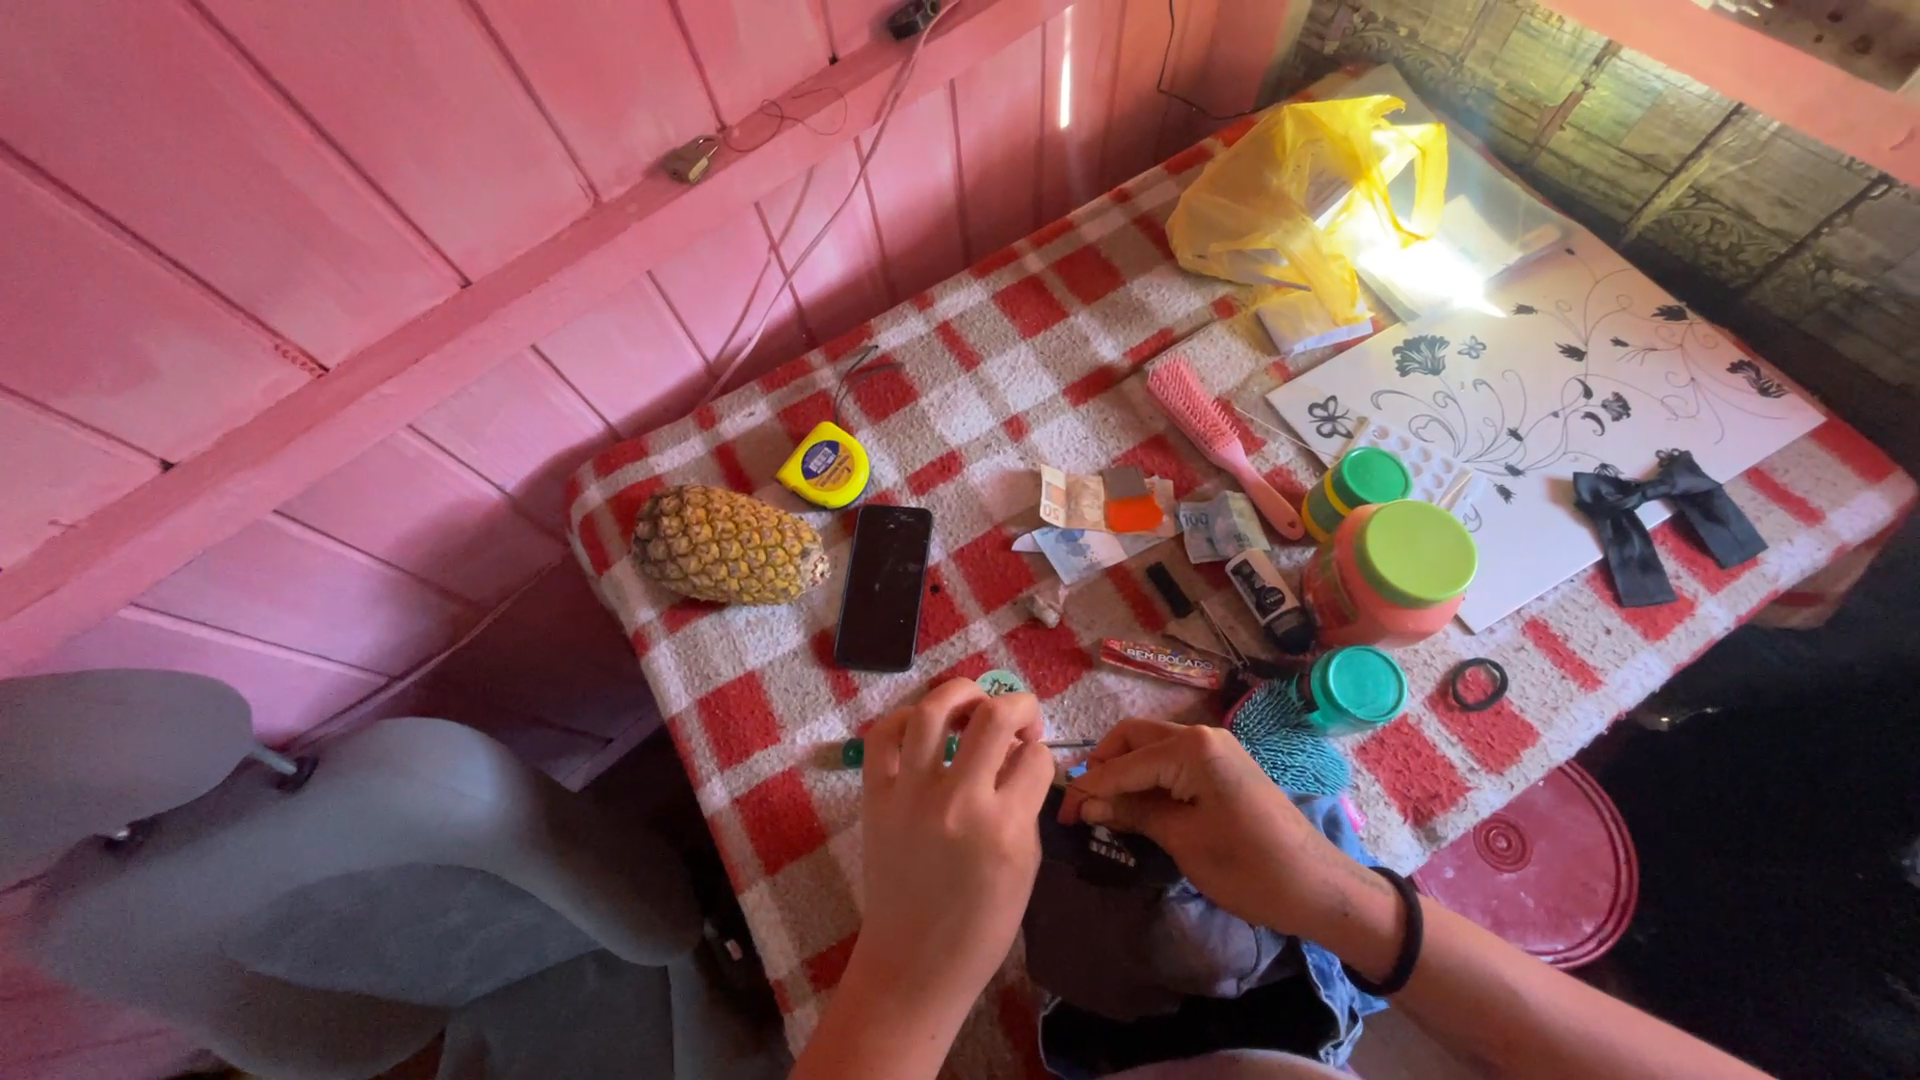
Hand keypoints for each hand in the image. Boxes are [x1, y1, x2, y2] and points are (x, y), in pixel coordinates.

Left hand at [850, 678, 1057, 1012]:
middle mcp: (958, 801)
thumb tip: (1020, 757)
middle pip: (994, 716)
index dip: (1040, 751)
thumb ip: (1026, 806)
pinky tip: (923, 726)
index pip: (1034, 757)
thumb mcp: (1026, 866)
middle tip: (1020, 719)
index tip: (1033, 758)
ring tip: (974, 703)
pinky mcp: (875, 797)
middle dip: (1019, 705)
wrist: (914, 962)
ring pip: (933, 710)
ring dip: (962, 693)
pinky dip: (905, 718)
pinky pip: (884, 736)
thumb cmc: (981, 926)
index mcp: (1004, 827)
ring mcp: (910, 794)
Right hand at [1058, 719, 1381, 942]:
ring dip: (1124, 772)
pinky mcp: (1222, 768)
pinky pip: (1172, 762)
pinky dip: (1148, 779)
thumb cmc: (1249, 867)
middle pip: (1133, 738)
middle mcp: (1201, 735)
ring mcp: (1215, 750)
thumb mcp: (1182, 841)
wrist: (1319, 889)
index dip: (1088, 789)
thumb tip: (1087, 805)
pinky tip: (1135, 807)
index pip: (1122, 763)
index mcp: (1191, 747)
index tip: (1059, 816)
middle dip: (1103, 766)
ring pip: (1152, 748)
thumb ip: (1133, 813)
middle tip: (1082, 805)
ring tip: (1102, 808)